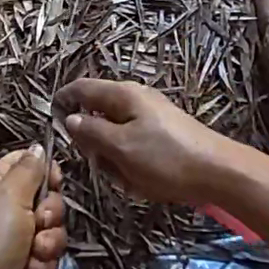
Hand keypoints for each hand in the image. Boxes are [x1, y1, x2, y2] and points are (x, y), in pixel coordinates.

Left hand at [0, 146, 66, 268]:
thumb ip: (29, 168)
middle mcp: (6, 207)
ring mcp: (17, 237)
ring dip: (49, 241)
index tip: (54, 180)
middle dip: (50, 211)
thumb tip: (39, 145)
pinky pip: (49, 254)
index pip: (27, 162)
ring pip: (52, 227)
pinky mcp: (27, 264)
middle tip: (39, 222)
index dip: (45, 168)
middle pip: (46, 195)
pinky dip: (43, 263)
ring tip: (34, 253)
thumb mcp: (9, 194)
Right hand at [55, 78, 242, 205]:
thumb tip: (70, 118)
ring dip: (114, 158)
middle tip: (101, 165)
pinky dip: (131, 163)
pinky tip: (142, 180)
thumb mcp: (121, 147)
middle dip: (94, 142)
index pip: (83, 87)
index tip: (50, 121)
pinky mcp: (162, 133)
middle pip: (98, 113)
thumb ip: (91, 132)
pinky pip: (133, 146)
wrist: (218, 172)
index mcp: (123, 94)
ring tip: (127, 177)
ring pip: (115, 135)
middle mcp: (136, 98)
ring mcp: (151, 115)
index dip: (63, 100)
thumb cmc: (166, 158)